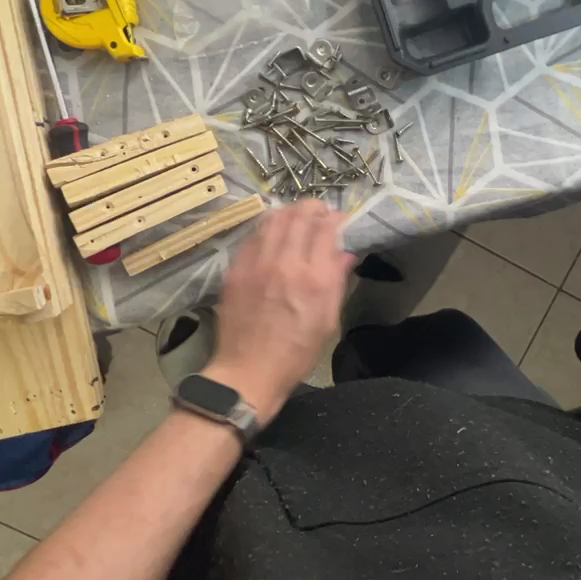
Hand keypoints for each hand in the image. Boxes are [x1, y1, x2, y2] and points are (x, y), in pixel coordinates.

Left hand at [204, 200, 354, 423]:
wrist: (248, 372)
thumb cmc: (296, 353)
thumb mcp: (328, 321)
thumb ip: (336, 282)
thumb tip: (345, 254)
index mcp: (314, 278)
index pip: (326, 228)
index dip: (335, 217)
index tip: (340, 219)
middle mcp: (285, 263)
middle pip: (299, 215)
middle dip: (312, 207)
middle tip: (319, 212)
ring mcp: (256, 264)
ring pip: (272, 219)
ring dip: (288, 212)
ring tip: (295, 218)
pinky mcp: (235, 270)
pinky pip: (252, 237)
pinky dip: (266, 230)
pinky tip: (272, 237)